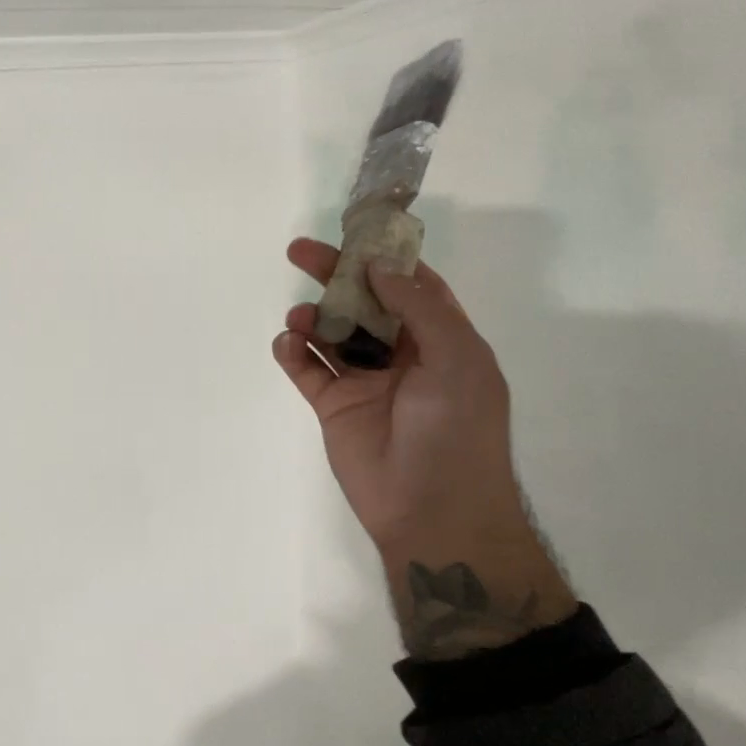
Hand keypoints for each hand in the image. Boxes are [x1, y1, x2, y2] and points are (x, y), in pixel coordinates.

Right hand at [271, 238, 574, 657]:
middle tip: (298, 252)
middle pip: (363, 303)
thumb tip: (380, 268)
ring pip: (331, 335)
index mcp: (442, 342)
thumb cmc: (457, 432)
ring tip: (298, 318)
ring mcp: (366, 382)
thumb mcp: (458, 360)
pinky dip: (293, 354)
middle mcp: (404, 356)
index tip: (354, 233)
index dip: (384, 259)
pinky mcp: (334, 407)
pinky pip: (307, 371)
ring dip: (313, 317)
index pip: (412, 287)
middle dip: (334, 276)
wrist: (433, 512)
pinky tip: (286, 345)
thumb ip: (420, 309)